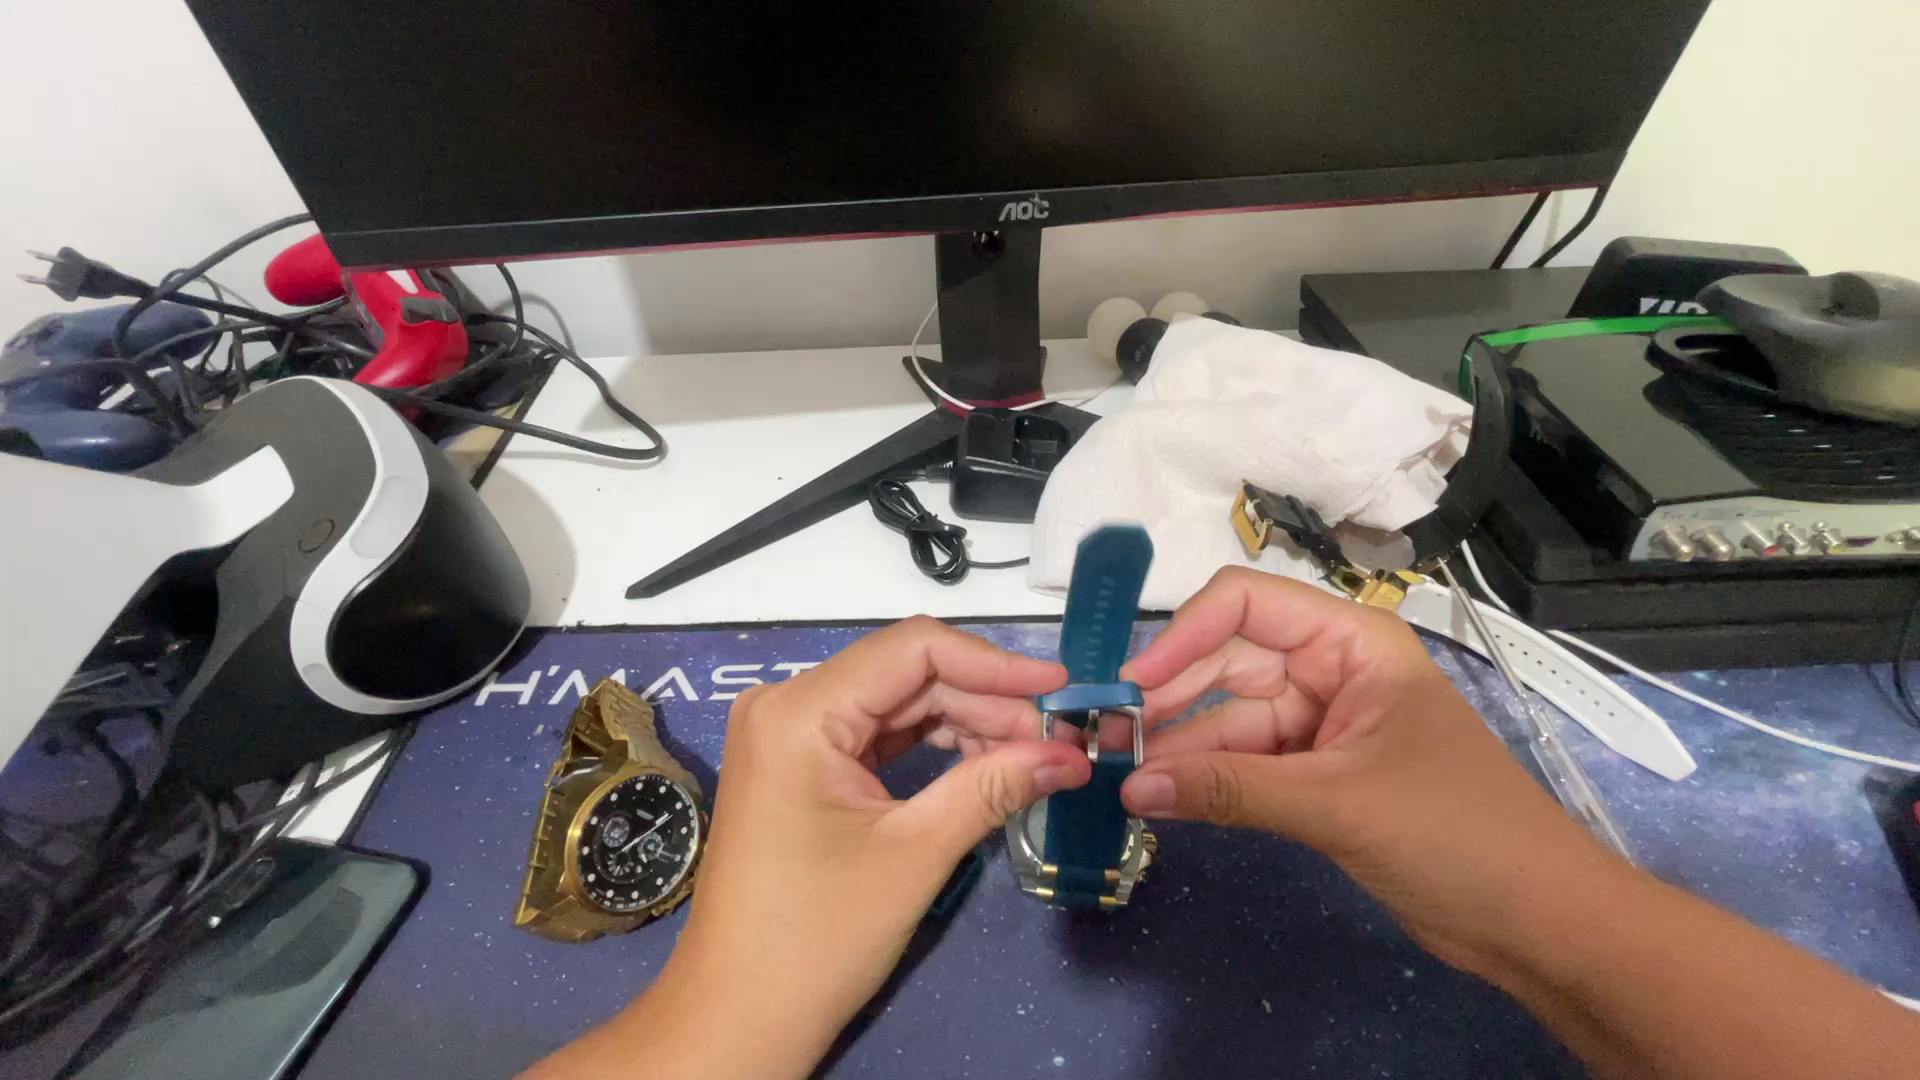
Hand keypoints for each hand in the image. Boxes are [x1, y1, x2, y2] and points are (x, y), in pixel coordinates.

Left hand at [524, 617, 1083, 1079]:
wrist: (738, 1018)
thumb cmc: (816, 938)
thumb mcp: (914, 854)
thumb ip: (993, 787)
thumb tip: (1071, 754)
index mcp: (801, 710)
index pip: (913, 648)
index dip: (993, 661)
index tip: (1057, 684)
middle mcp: (790, 702)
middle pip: (909, 674)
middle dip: (987, 700)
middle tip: (1055, 735)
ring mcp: (794, 730)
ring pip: (900, 700)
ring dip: (967, 721)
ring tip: (1031, 751)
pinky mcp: (805, 758)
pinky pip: (881, 731)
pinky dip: (934, 743)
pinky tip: (984, 759)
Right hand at [1115, 568, 1630, 978]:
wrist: (1543, 926)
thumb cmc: (1459, 835)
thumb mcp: (1337, 803)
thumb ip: (1230, 790)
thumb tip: (1134, 789)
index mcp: (1351, 643)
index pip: (1247, 604)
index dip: (1184, 634)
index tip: (1136, 683)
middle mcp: (1327, 668)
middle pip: (1225, 661)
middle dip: (1169, 697)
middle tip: (1109, 735)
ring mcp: (1316, 719)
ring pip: (1226, 716)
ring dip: (1178, 745)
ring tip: (1121, 772)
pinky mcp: (1309, 769)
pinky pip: (1240, 759)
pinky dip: (1203, 777)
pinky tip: (1160, 794)